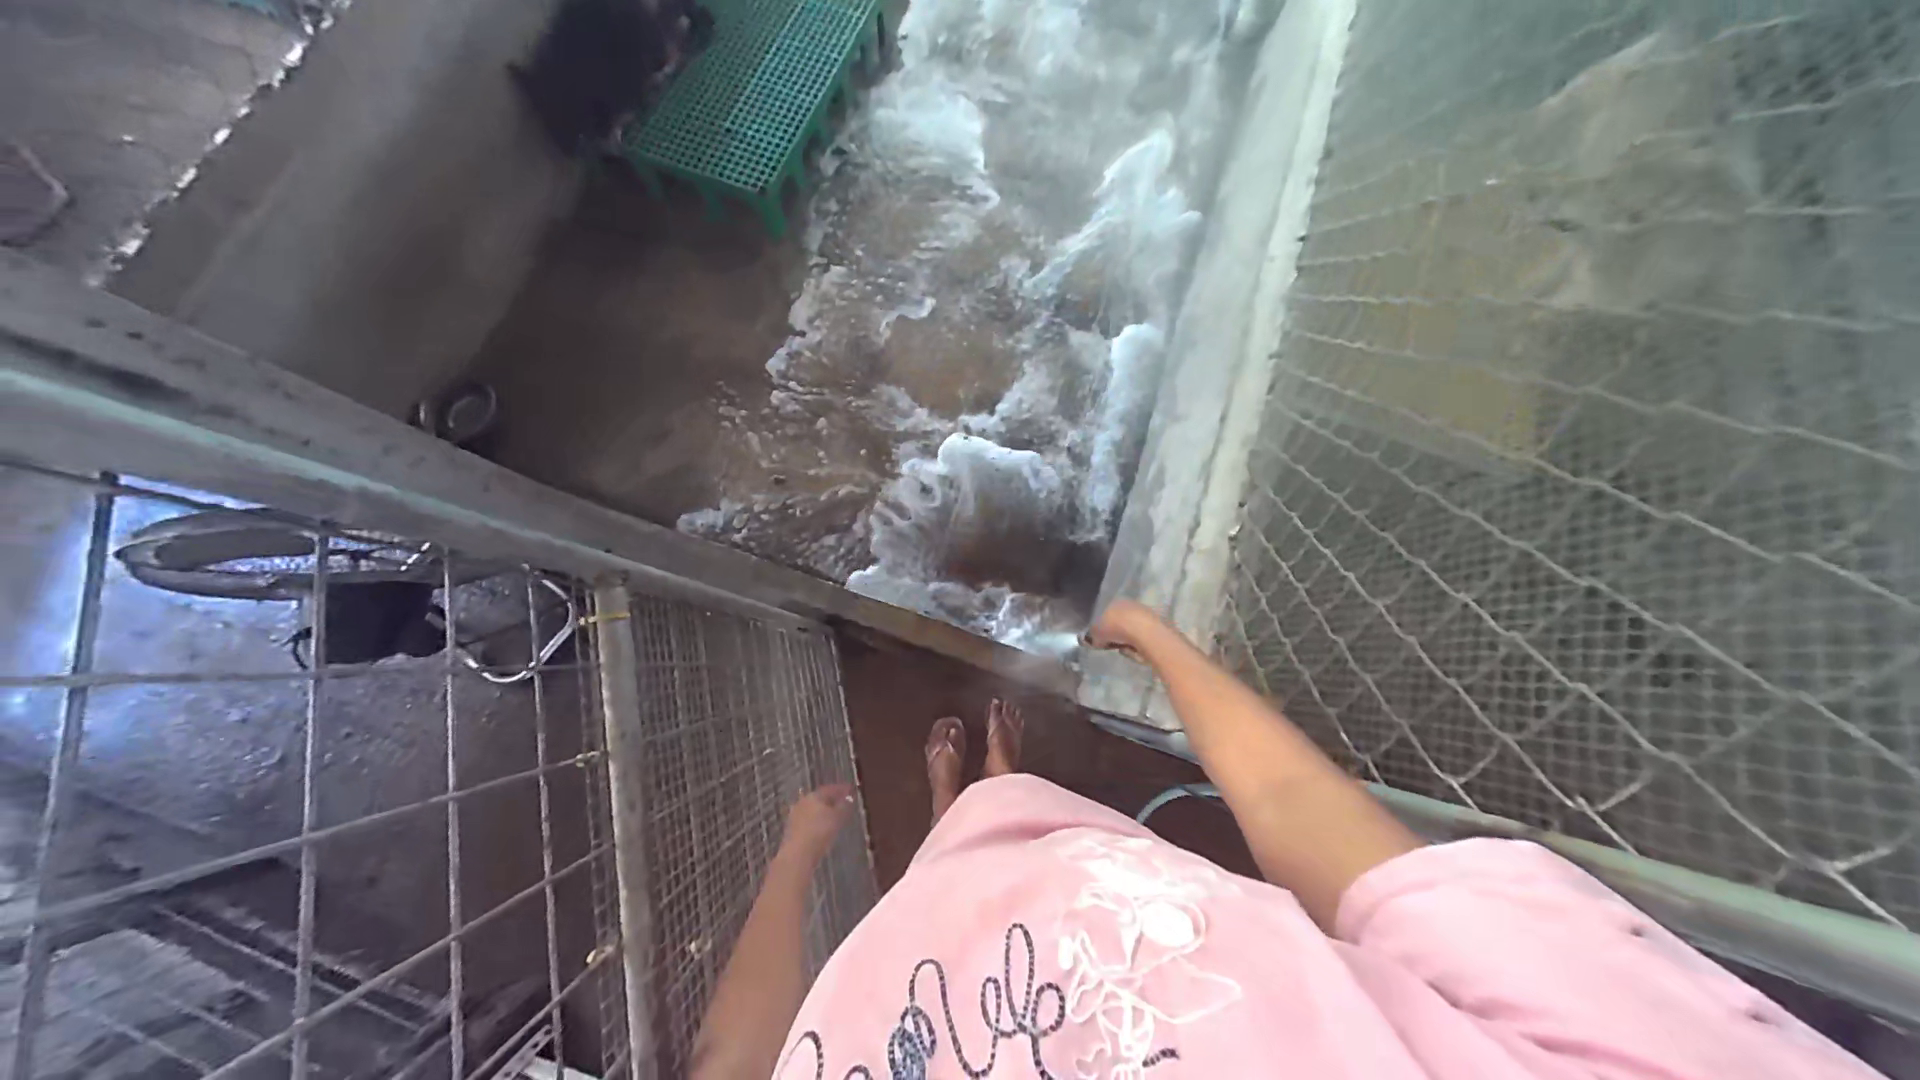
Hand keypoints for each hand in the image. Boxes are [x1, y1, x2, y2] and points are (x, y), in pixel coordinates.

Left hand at [779, 784, 855, 864]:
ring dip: (823, 812)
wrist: (797, 855)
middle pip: (820, 798)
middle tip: (842, 803)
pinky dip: (816, 822)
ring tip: (834, 817)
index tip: (850, 791)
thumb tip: (847, 799)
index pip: (830, 789)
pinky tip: (822, 828)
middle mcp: (802, 802)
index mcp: (814, 796)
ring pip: (813, 810)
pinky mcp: (791, 830)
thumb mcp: (837, 818)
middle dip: (831, 800)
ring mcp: (795, 816)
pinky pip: (808, 821)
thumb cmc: (819, 832)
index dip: (841, 789)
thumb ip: (843, 806)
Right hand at [1085, 598, 1163, 655]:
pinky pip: (1144, 638)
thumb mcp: (1096, 633)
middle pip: (1121, 622)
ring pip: (1133, 630)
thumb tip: (1095, 640)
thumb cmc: (1116, 628)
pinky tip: (1139, 650)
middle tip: (1115, 646)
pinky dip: (1140, 645)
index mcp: (1114, 602)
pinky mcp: (1158, 624)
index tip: (1103, 641)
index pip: (1106, 615)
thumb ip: (1093, 636)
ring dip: (1129, 640)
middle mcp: (1130, 604)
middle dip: (1118, 634)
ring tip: (1128, 649)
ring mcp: (1146, 613)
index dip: (1103, 629)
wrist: (1145, 632)